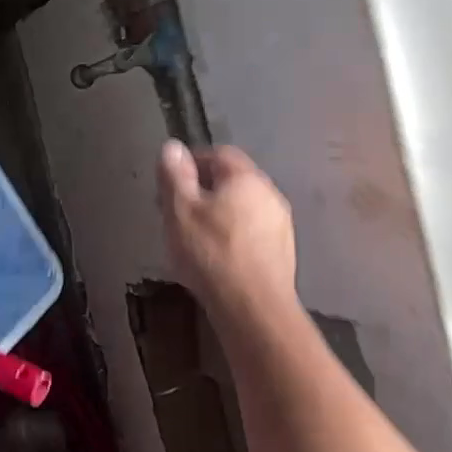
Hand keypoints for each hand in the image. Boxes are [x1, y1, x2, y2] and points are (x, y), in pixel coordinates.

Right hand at [157, 140, 296, 318]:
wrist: (252, 305)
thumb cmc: (209, 252)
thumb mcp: (179, 211)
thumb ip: (175, 176)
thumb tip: (172, 147)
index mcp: (245, 178)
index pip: (219, 154)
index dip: (192, 162)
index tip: (169, 183)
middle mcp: (269, 193)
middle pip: (232, 180)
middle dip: (203, 190)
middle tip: (175, 211)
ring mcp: (280, 223)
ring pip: (243, 206)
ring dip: (218, 213)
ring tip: (193, 236)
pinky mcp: (282, 250)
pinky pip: (252, 230)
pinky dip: (232, 234)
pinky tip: (216, 256)